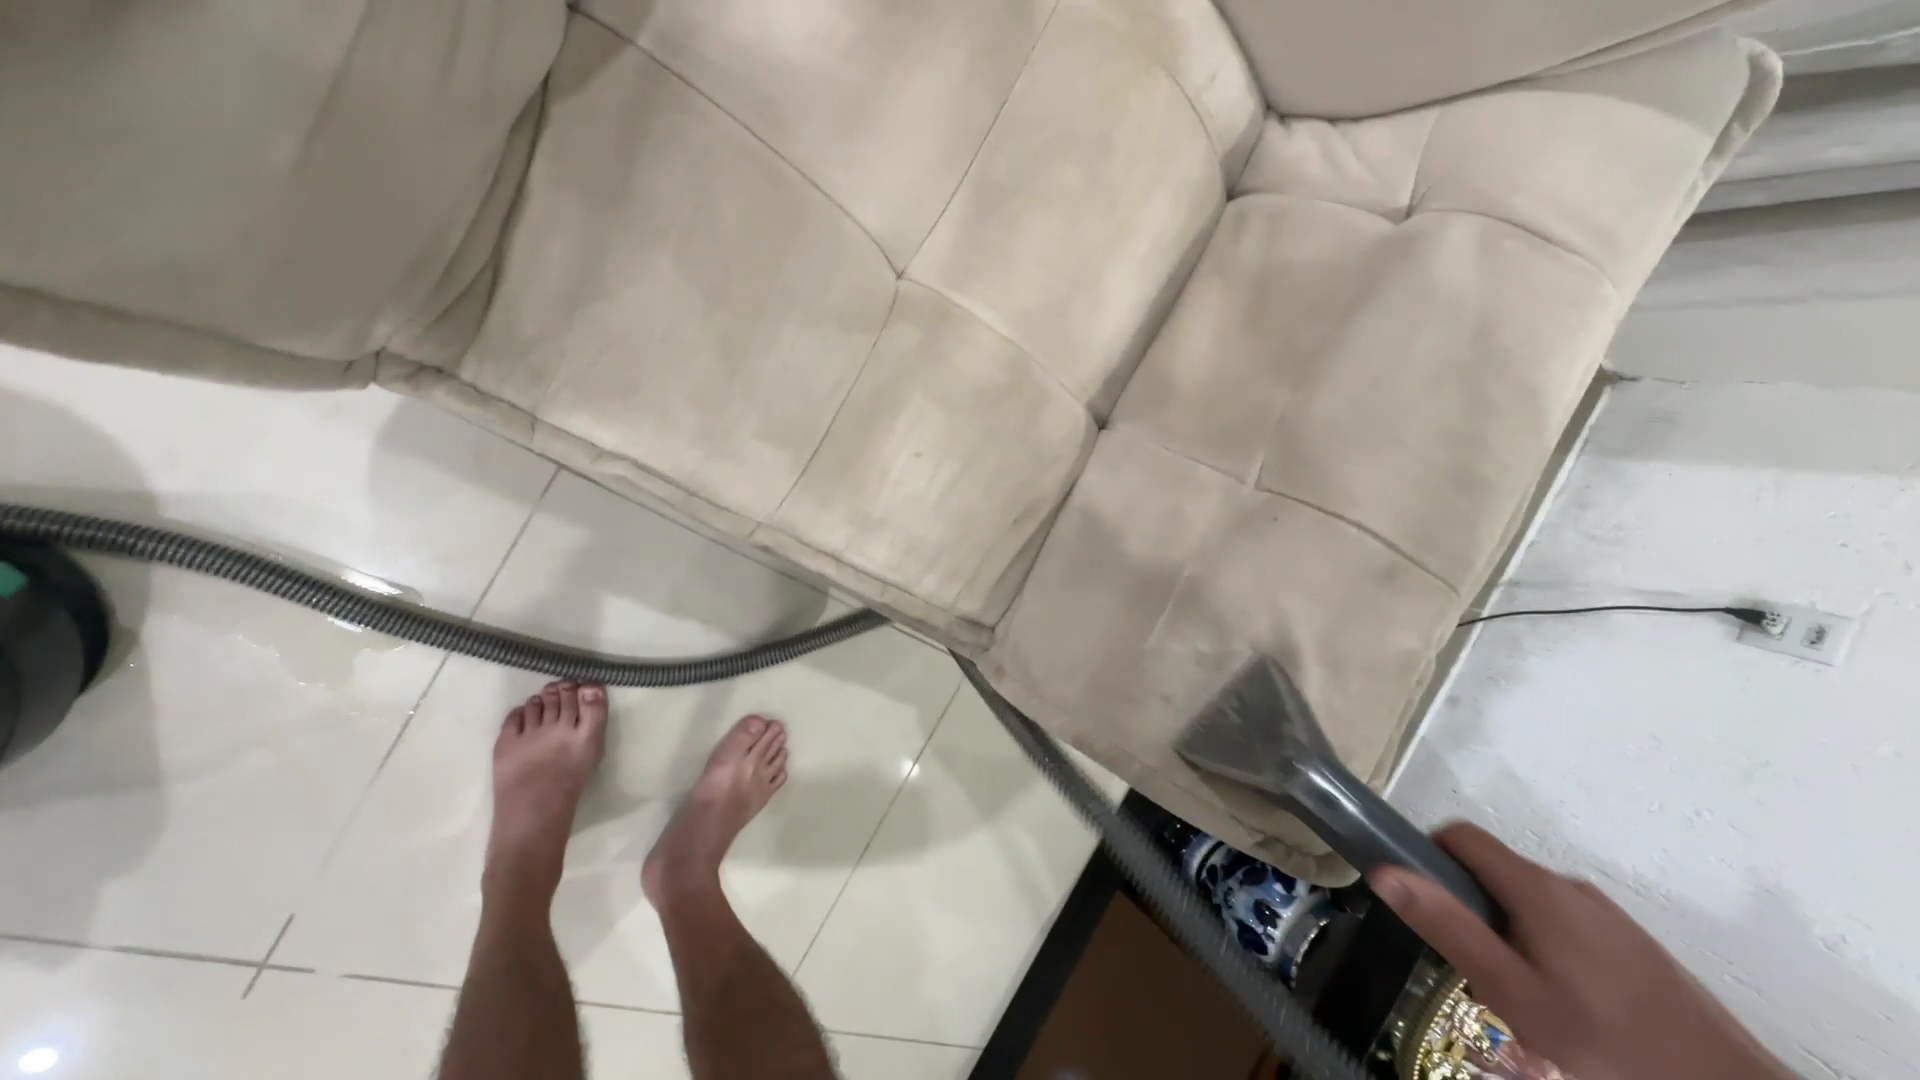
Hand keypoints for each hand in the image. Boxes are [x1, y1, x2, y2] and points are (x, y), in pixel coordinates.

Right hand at [1369, 823, 1792, 1079]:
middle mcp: (1571, 886)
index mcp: (1536, 888)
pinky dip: (1543, 949)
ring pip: (1528, 902)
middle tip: (1475, 972)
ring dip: (1507, 934)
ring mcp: (1606, 913)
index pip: (1461, 836)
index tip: (1422, 903)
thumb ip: (1446, 926)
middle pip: (1493, 873)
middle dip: (1470, 910)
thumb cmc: (1603, 1041)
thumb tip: (1386, 872)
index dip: (1428, 857)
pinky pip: (1564, 925)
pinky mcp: (1631, 941)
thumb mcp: (1508, 990)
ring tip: (1520, 999)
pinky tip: (1564, 1007)